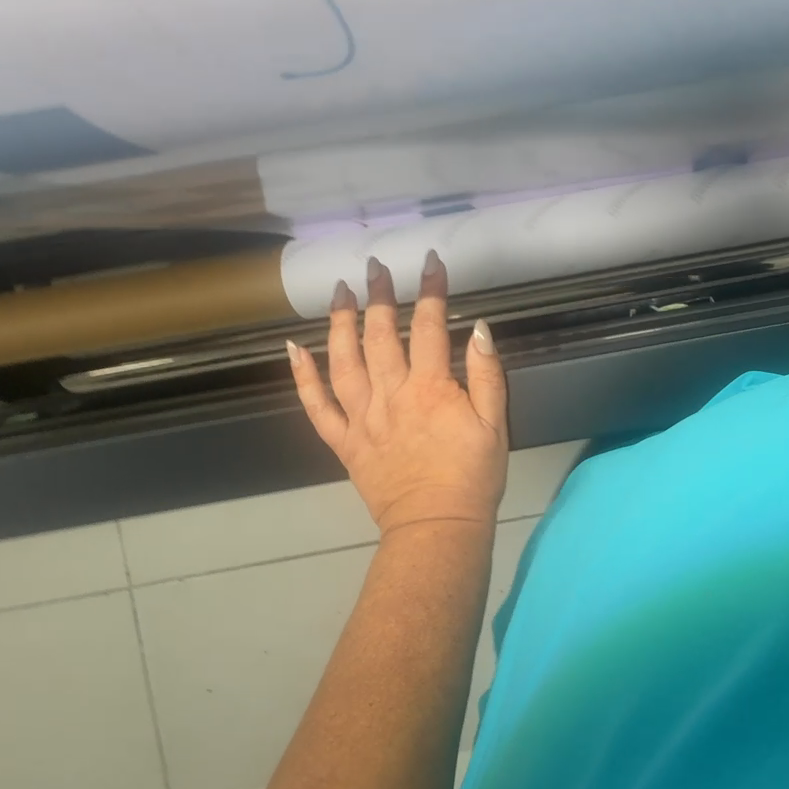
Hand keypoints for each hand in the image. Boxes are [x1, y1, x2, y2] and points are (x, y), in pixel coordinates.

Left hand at [287, 251, 508, 535]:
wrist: (436, 526)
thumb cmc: (472, 475)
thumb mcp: (495, 423)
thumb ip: (487, 374)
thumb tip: (478, 327)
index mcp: (431, 388)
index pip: (429, 326)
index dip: (430, 290)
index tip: (430, 262)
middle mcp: (390, 394)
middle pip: (380, 335)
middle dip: (379, 296)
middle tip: (375, 266)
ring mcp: (361, 417)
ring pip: (343, 361)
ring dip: (339, 322)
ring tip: (338, 292)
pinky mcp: (343, 440)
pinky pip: (316, 406)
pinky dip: (302, 376)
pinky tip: (293, 349)